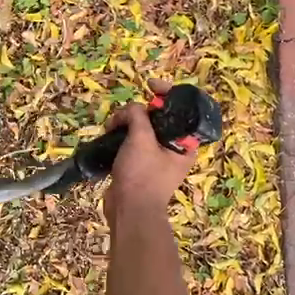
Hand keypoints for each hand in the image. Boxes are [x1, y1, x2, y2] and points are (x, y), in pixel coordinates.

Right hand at [103, 82, 199, 223]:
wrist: (130, 210)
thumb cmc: (142, 174)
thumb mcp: (141, 139)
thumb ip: (138, 116)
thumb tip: (131, 110)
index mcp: (185, 143)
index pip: (182, 109)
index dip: (168, 92)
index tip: (149, 85)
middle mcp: (174, 148)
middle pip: (158, 117)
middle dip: (138, 111)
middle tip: (122, 115)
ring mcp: (156, 157)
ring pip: (142, 129)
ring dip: (126, 123)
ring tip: (111, 128)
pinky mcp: (140, 164)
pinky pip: (132, 141)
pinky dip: (121, 135)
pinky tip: (109, 136)